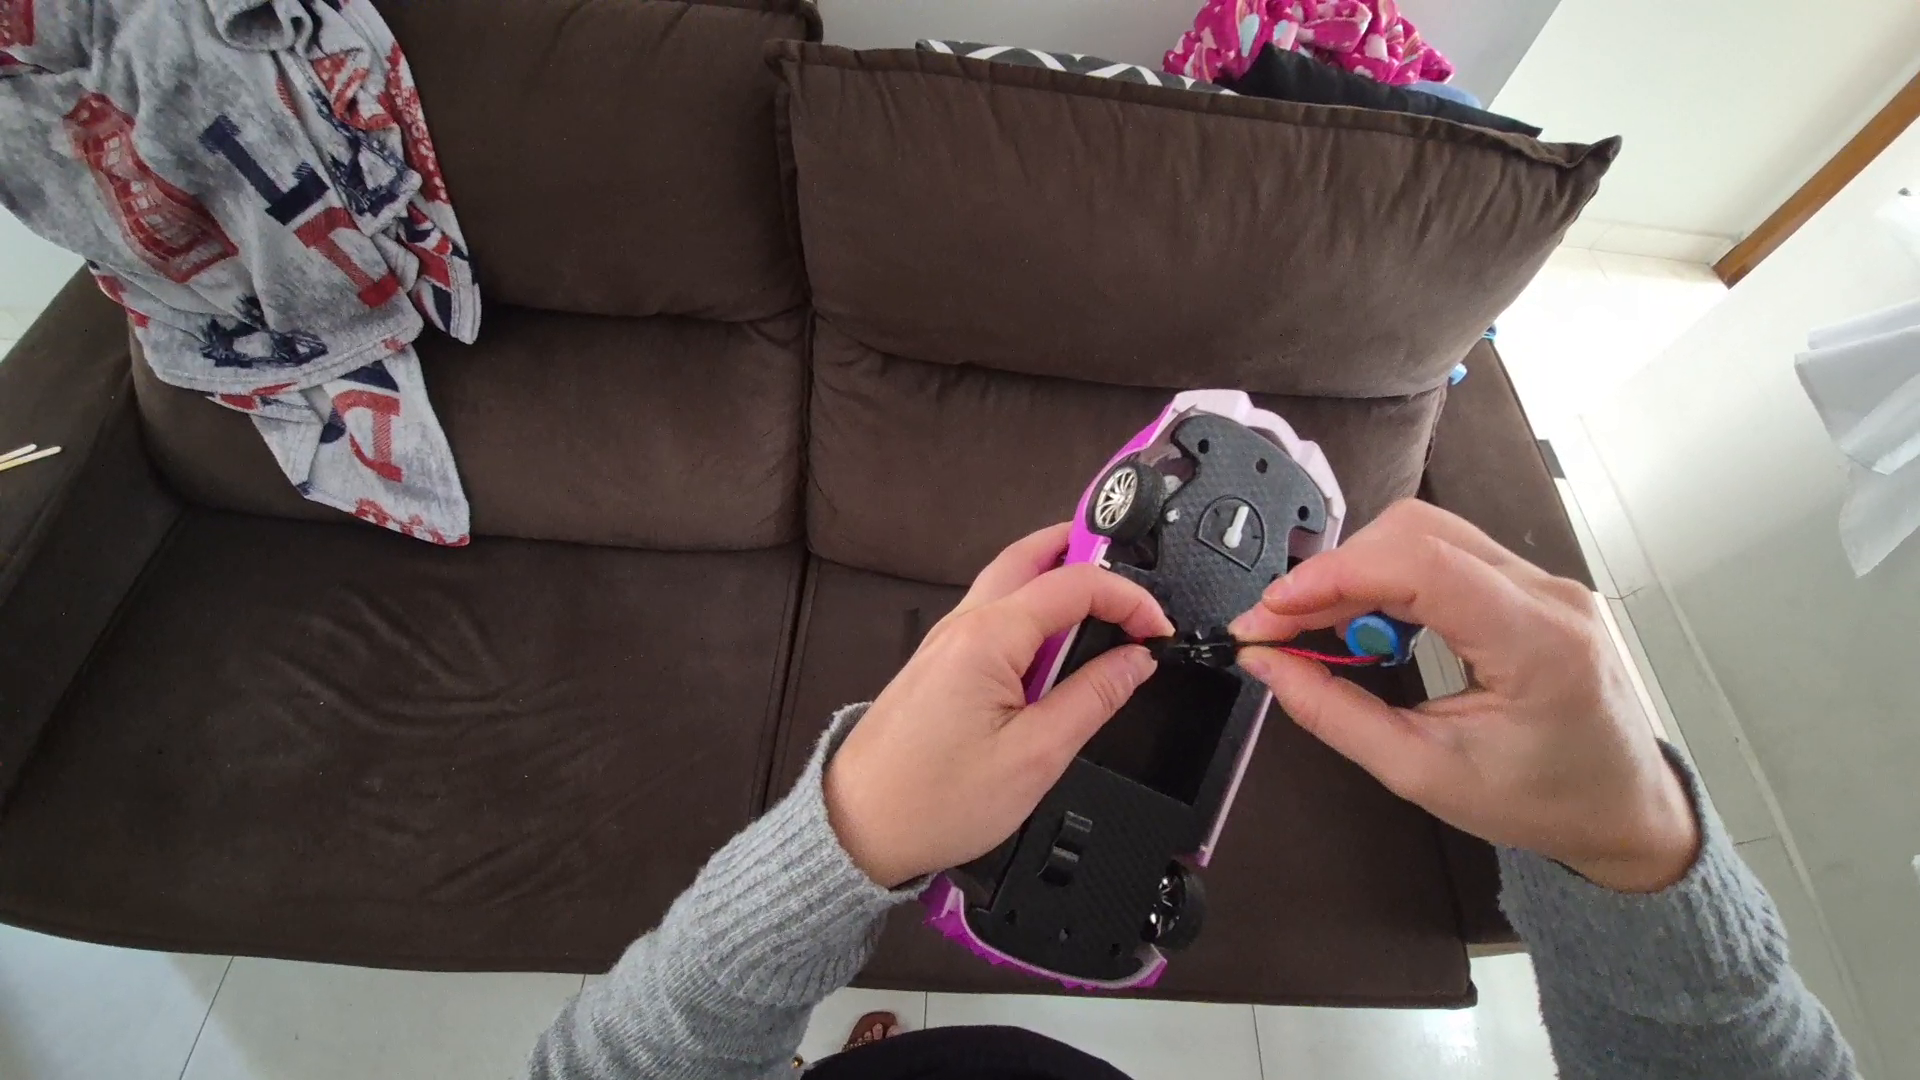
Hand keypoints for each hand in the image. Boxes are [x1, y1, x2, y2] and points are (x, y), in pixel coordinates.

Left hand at [825, 524, 1173, 887]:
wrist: (858, 826)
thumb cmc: (936, 800)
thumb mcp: (1034, 756)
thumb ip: (1092, 698)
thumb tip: (1136, 662)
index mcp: (987, 638)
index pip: (1073, 585)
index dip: (1127, 597)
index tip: (1158, 629)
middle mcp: (962, 626)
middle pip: (1028, 558)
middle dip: (1081, 545)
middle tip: (1127, 561)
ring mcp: (946, 641)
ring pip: (1007, 581)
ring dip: (1055, 575)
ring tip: (1100, 600)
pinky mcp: (941, 662)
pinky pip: (992, 614)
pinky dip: (1031, 610)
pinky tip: (1053, 642)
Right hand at [1229, 500, 1699, 893]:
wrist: (1629, 810)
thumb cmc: (1536, 802)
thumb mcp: (1420, 772)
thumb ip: (1332, 713)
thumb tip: (1263, 661)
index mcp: (1537, 644)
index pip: (1422, 565)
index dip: (1333, 575)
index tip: (1271, 612)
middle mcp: (1546, 593)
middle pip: (1413, 534)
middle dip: (1331, 574)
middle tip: (1280, 626)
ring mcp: (1540, 580)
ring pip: (1419, 532)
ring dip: (1352, 572)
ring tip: (1317, 626)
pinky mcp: (1524, 583)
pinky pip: (1435, 552)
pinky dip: (1379, 578)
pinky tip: (1365, 623)